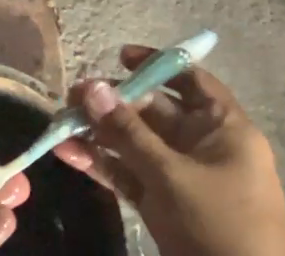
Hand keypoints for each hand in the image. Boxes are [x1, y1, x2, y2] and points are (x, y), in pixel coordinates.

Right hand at [52, 46, 284, 255]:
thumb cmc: (220, 226)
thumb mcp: (172, 176)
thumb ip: (127, 132)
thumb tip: (91, 86)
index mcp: (223, 130)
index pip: (191, 81)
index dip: (157, 65)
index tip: (118, 58)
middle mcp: (203, 147)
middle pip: (154, 111)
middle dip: (112, 103)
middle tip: (72, 98)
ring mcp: (182, 178)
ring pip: (135, 144)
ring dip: (100, 134)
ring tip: (60, 125)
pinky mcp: (164, 205)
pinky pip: (129, 175)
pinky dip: (102, 165)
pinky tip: (68, 154)